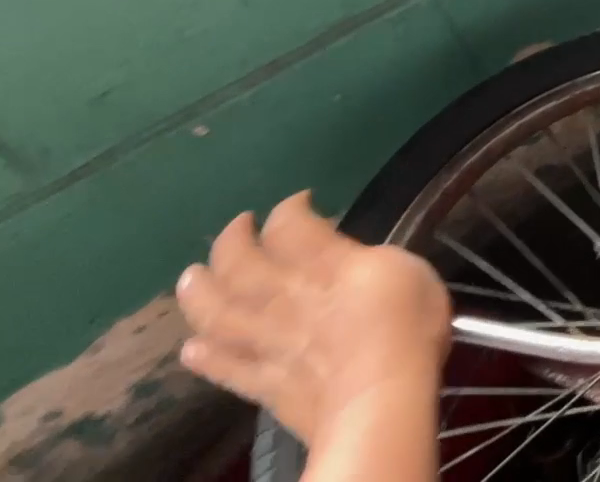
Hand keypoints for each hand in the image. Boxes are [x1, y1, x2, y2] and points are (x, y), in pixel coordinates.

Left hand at [175, 192, 451, 446]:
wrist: (382, 399)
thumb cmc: (407, 326)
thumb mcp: (407, 270)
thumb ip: (368, 259)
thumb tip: (347, 256)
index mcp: (326, 266)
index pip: (292, 226)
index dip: (290, 208)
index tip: (300, 201)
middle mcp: (286, 298)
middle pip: (240, 264)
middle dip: (232, 240)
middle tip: (237, 226)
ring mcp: (269, 342)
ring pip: (216, 313)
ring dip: (198, 292)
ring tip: (191, 276)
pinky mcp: (263, 384)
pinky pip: (223, 367)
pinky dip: (203, 355)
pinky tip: (192, 347)